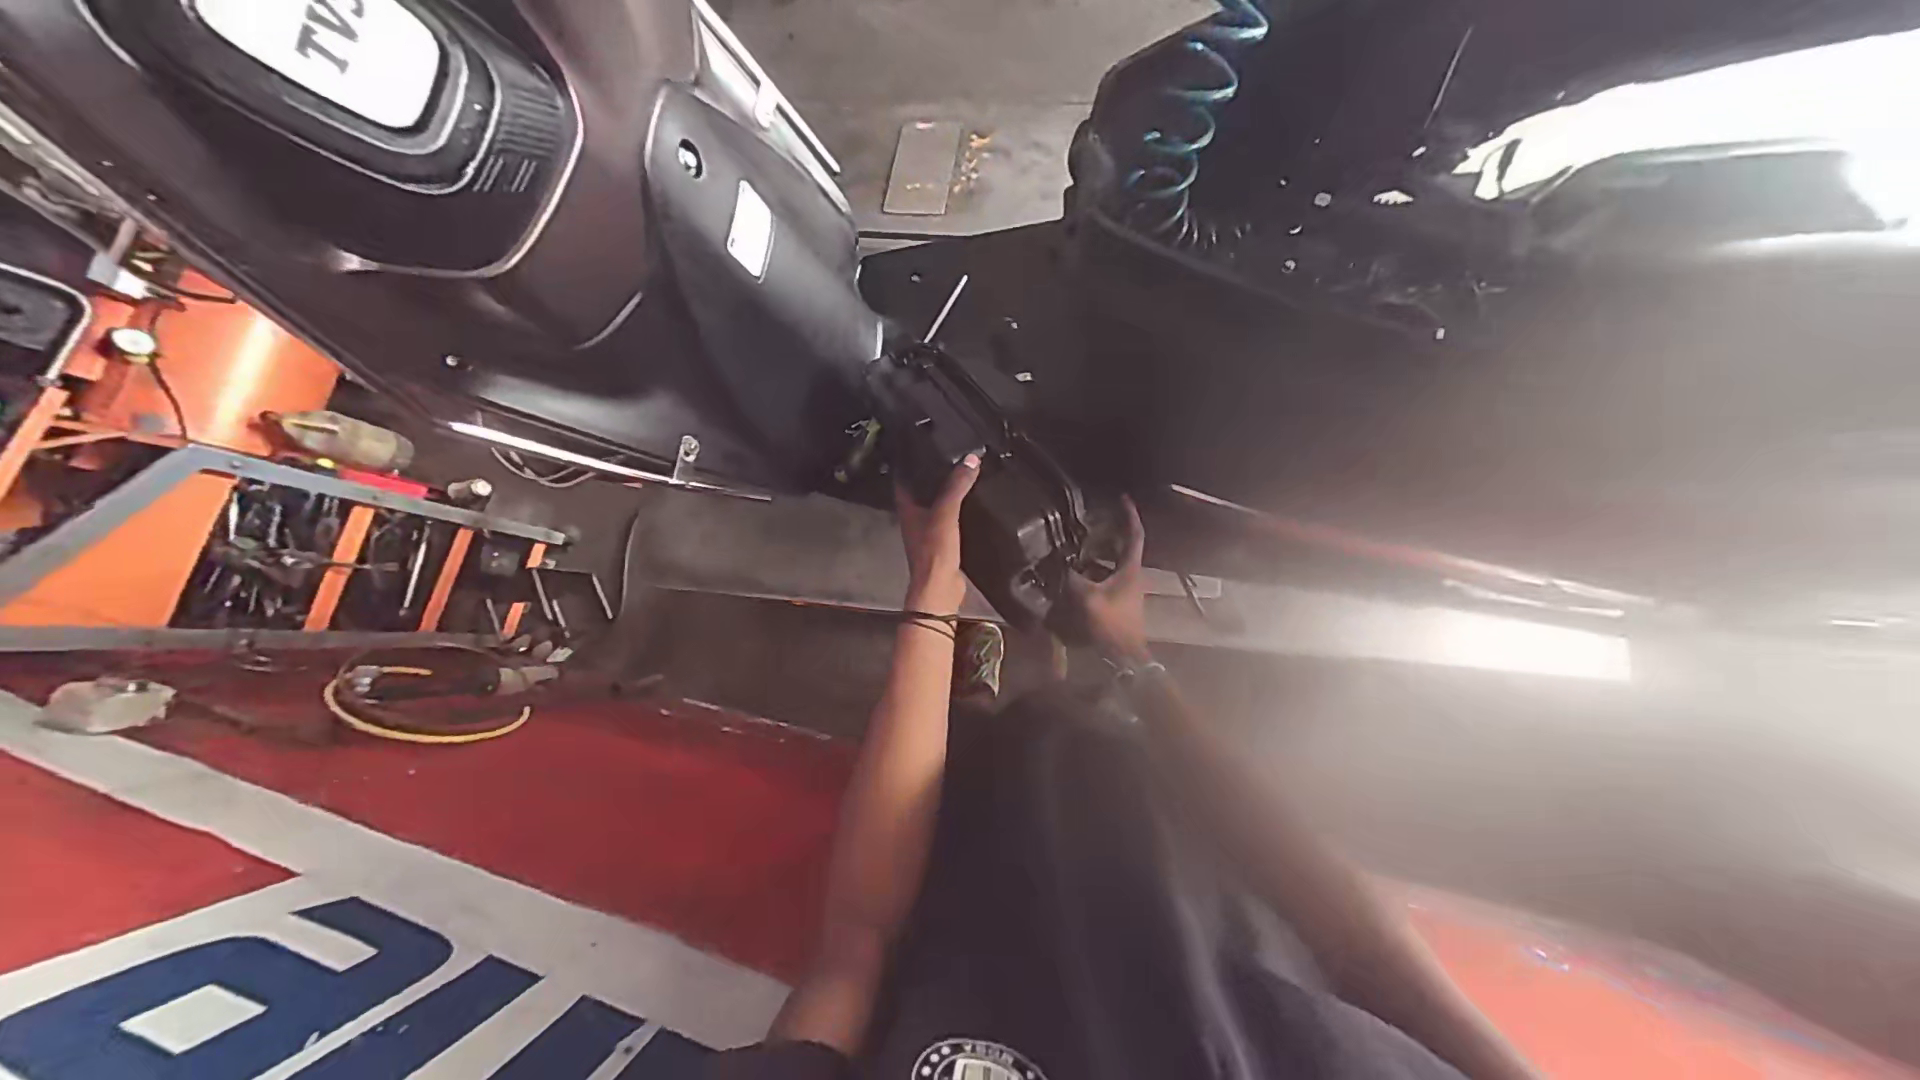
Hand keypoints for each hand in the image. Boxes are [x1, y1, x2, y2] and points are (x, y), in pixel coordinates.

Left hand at [896, 455, 980, 616]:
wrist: (940, 588)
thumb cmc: (935, 550)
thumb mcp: (946, 512)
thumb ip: (957, 485)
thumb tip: (971, 458)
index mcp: (907, 507)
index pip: (906, 476)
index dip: (912, 459)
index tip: (924, 441)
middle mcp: (914, 516)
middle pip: (922, 488)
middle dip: (934, 472)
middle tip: (951, 452)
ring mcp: (929, 530)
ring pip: (937, 503)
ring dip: (948, 490)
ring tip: (965, 471)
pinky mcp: (944, 542)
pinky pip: (951, 518)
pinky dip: (960, 508)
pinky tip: (973, 501)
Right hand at [1068, 496, 1149, 661]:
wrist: (1125, 660)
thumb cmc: (1112, 626)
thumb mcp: (1088, 599)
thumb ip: (1072, 578)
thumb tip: (1057, 562)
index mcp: (1130, 570)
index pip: (1134, 535)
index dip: (1129, 515)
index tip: (1122, 498)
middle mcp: (1131, 577)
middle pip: (1121, 548)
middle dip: (1107, 533)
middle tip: (1088, 522)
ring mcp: (1125, 591)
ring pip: (1111, 564)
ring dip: (1096, 554)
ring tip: (1075, 545)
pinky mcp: (1117, 604)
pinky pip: (1104, 579)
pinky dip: (1091, 572)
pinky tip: (1073, 575)